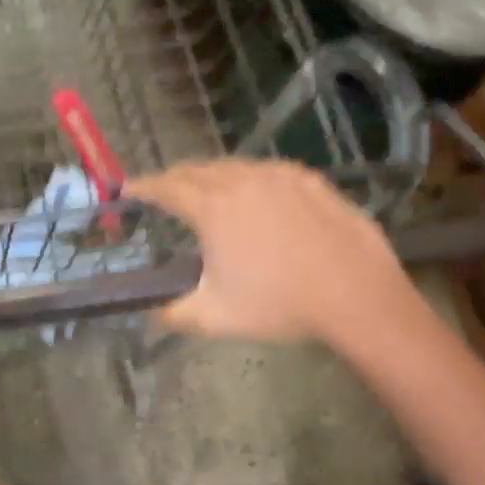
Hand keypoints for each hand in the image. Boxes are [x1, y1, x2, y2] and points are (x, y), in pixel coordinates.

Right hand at [124, 159, 419, 343]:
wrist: (357, 297)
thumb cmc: (279, 305)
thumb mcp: (213, 317)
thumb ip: (172, 312)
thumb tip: (152, 310)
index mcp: (211, 207)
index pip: (165, 187)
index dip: (142, 187)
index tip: (127, 191)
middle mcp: (242, 180)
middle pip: (196, 170)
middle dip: (174, 180)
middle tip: (163, 194)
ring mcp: (281, 176)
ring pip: (233, 167)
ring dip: (211, 177)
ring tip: (207, 194)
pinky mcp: (311, 181)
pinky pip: (268, 172)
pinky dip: (249, 179)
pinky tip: (257, 197)